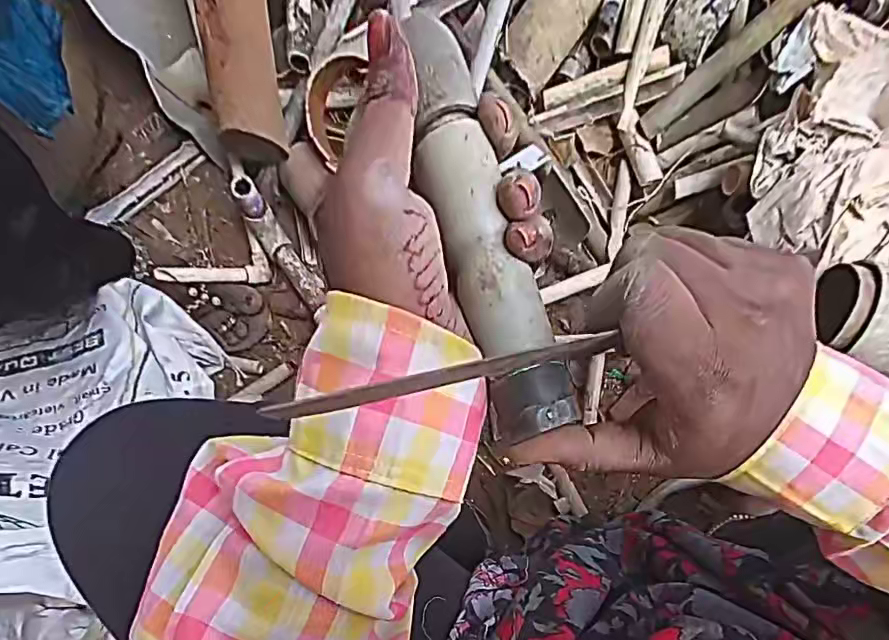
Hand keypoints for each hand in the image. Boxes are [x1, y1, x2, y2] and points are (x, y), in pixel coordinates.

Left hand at [281, 12, 551, 334]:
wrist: (422, 353)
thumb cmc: (380, 289)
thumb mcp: (369, 185)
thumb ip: (382, 110)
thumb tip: (383, 36)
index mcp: (364, 185)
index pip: (380, 119)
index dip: (406, 93)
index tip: (431, 75)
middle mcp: (406, 208)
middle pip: (453, 141)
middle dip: (480, 134)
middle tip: (486, 136)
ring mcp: (447, 236)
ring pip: (492, 179)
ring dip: (511, 183)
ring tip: (504, 203)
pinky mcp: (482, 263)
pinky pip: (516, 227)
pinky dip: (525, 229)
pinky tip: (514, 238)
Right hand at [509, 228, 816, 477]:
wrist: (798, 419)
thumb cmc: (722, 435)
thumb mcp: (644, 453)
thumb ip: (577, 445)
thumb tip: (518, 446)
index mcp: (705, 370)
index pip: (641, 288)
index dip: (607, 302)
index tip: (605, 330)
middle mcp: (744, 317)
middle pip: (650, 255)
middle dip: (622, 287)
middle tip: (628, 326)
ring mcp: (767, 281)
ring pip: (673, 240)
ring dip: (651, 275)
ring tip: (661, 317)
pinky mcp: (779, 261)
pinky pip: (706, 240)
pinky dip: (685, 268)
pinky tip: (692, 304)